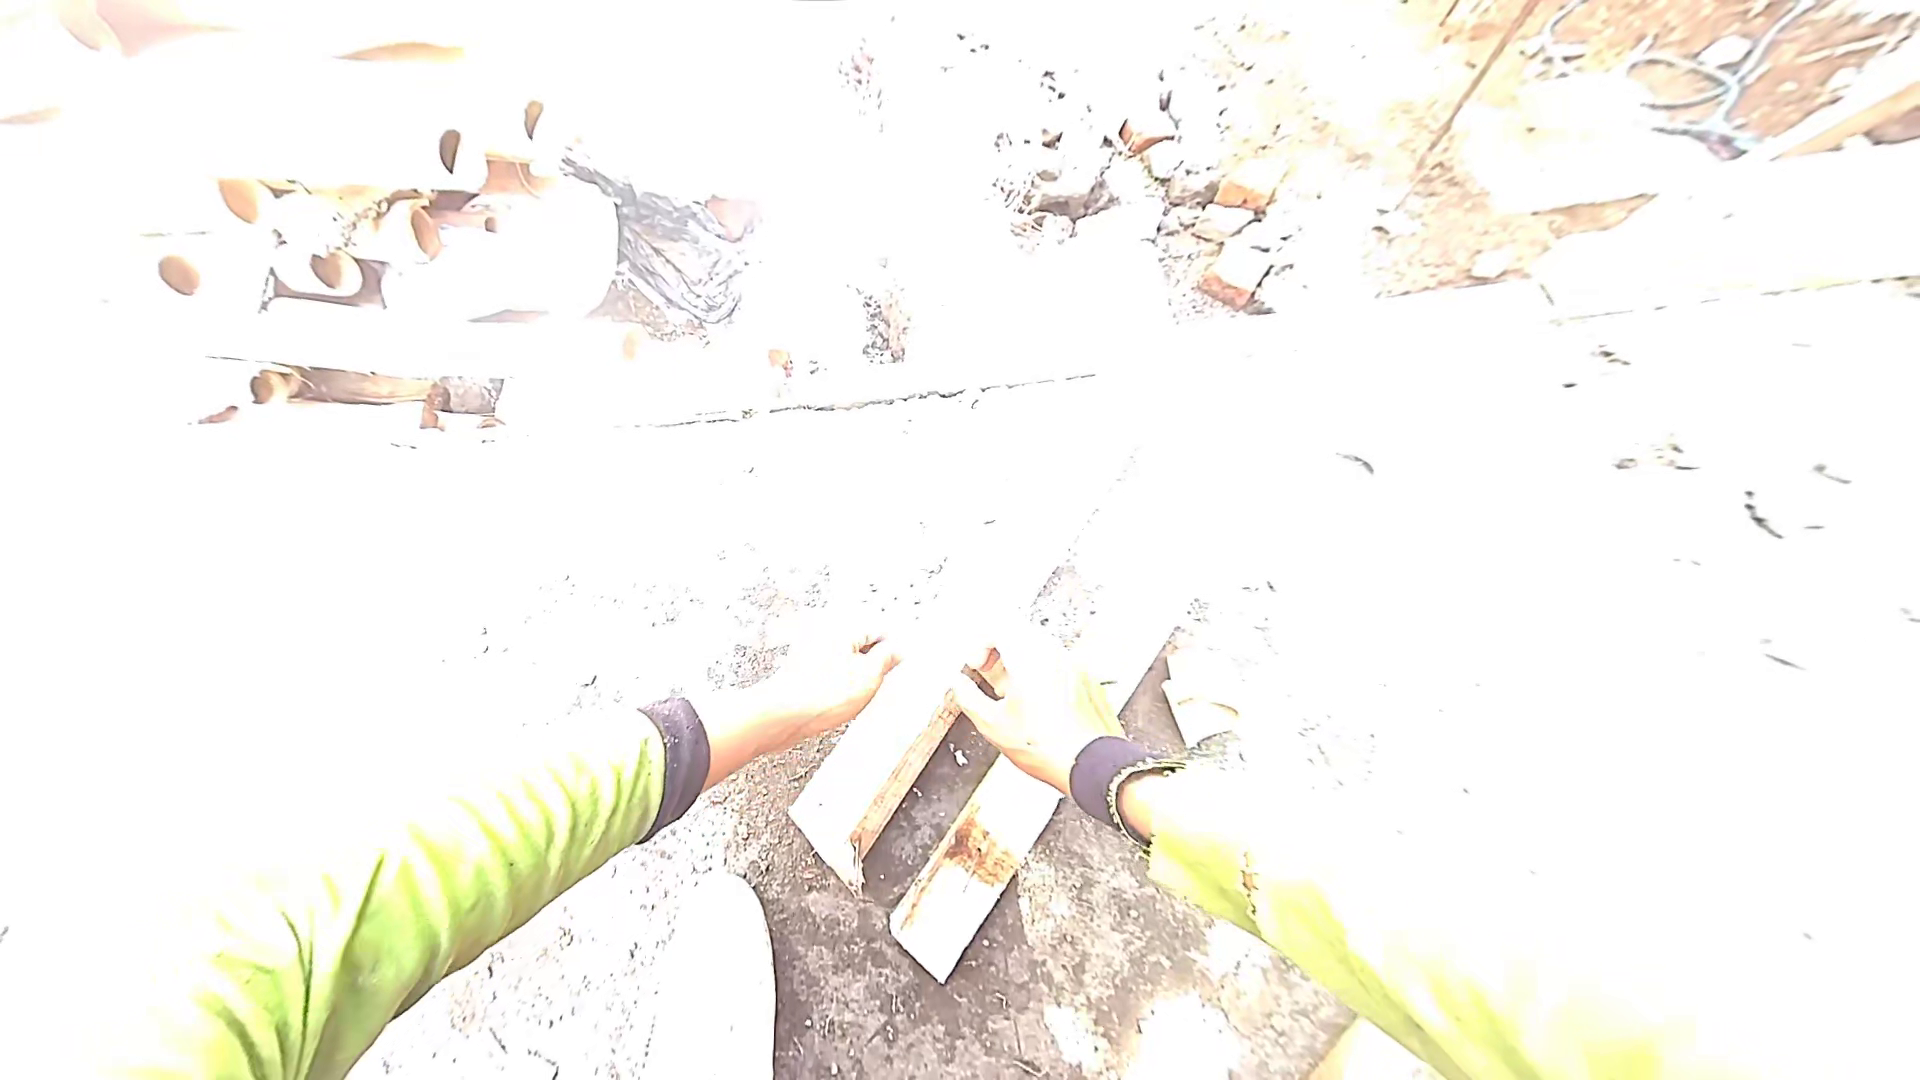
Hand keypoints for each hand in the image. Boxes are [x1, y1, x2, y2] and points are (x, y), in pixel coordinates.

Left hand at [701, 631, 901, 787]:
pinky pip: (829, 673)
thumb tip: (896, 652)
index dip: (892, 651)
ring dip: (853, 675)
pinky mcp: (801, 670)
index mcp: (843, 626)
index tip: (897, 666)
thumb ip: (888, 658)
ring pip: (845, 660)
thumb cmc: (819, 696)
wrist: (782, 718)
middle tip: (876, 683)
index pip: (880, 630)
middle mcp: (823, 632)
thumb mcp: (870, 676)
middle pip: (861, 644)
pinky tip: (837, 700)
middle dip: (872, 663)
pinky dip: (836, 684)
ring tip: (853, 695)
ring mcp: (810, 650)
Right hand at [948, 628, 1121, 795]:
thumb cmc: (1049, 747)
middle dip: (999, 654)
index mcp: (1029, 657)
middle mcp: (1055, 654)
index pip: (998, 628)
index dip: (980, 645)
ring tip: (1013, 696)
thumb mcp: (993, 725)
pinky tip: (1039, 705)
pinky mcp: (1087, 680)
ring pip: (1040, 650)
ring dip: (1020, 665)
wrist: (1092, 765)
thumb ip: (967, 698)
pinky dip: (1044, 676)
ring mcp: (1074, 666)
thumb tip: (958, 685)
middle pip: (1020, 634)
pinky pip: (1060, 666)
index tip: (975, 665)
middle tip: (989, 676)